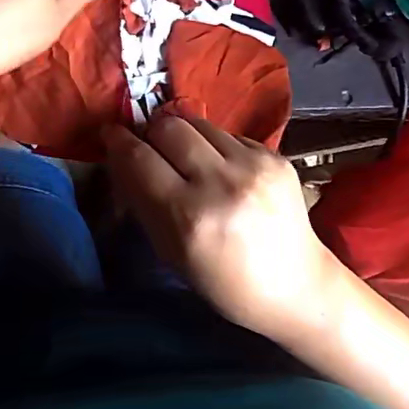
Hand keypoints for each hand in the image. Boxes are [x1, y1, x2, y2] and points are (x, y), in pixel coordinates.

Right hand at [104, 115, 340, 340]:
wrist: (296, 285)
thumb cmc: (225, 282)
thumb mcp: (172, 253)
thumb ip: (144, 202)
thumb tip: (122, 157)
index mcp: (189, 217)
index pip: (140, 158)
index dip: (119, 141)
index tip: (111, 135)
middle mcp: (221, 184)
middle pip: (168, 127)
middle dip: (150, 133)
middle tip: (149, 146)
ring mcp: (253, 165)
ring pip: (199, 123)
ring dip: (183, 136)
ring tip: (186, 158)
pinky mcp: (275, 156)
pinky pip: (229, 135)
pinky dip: (215, 148)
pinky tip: (222, 171)